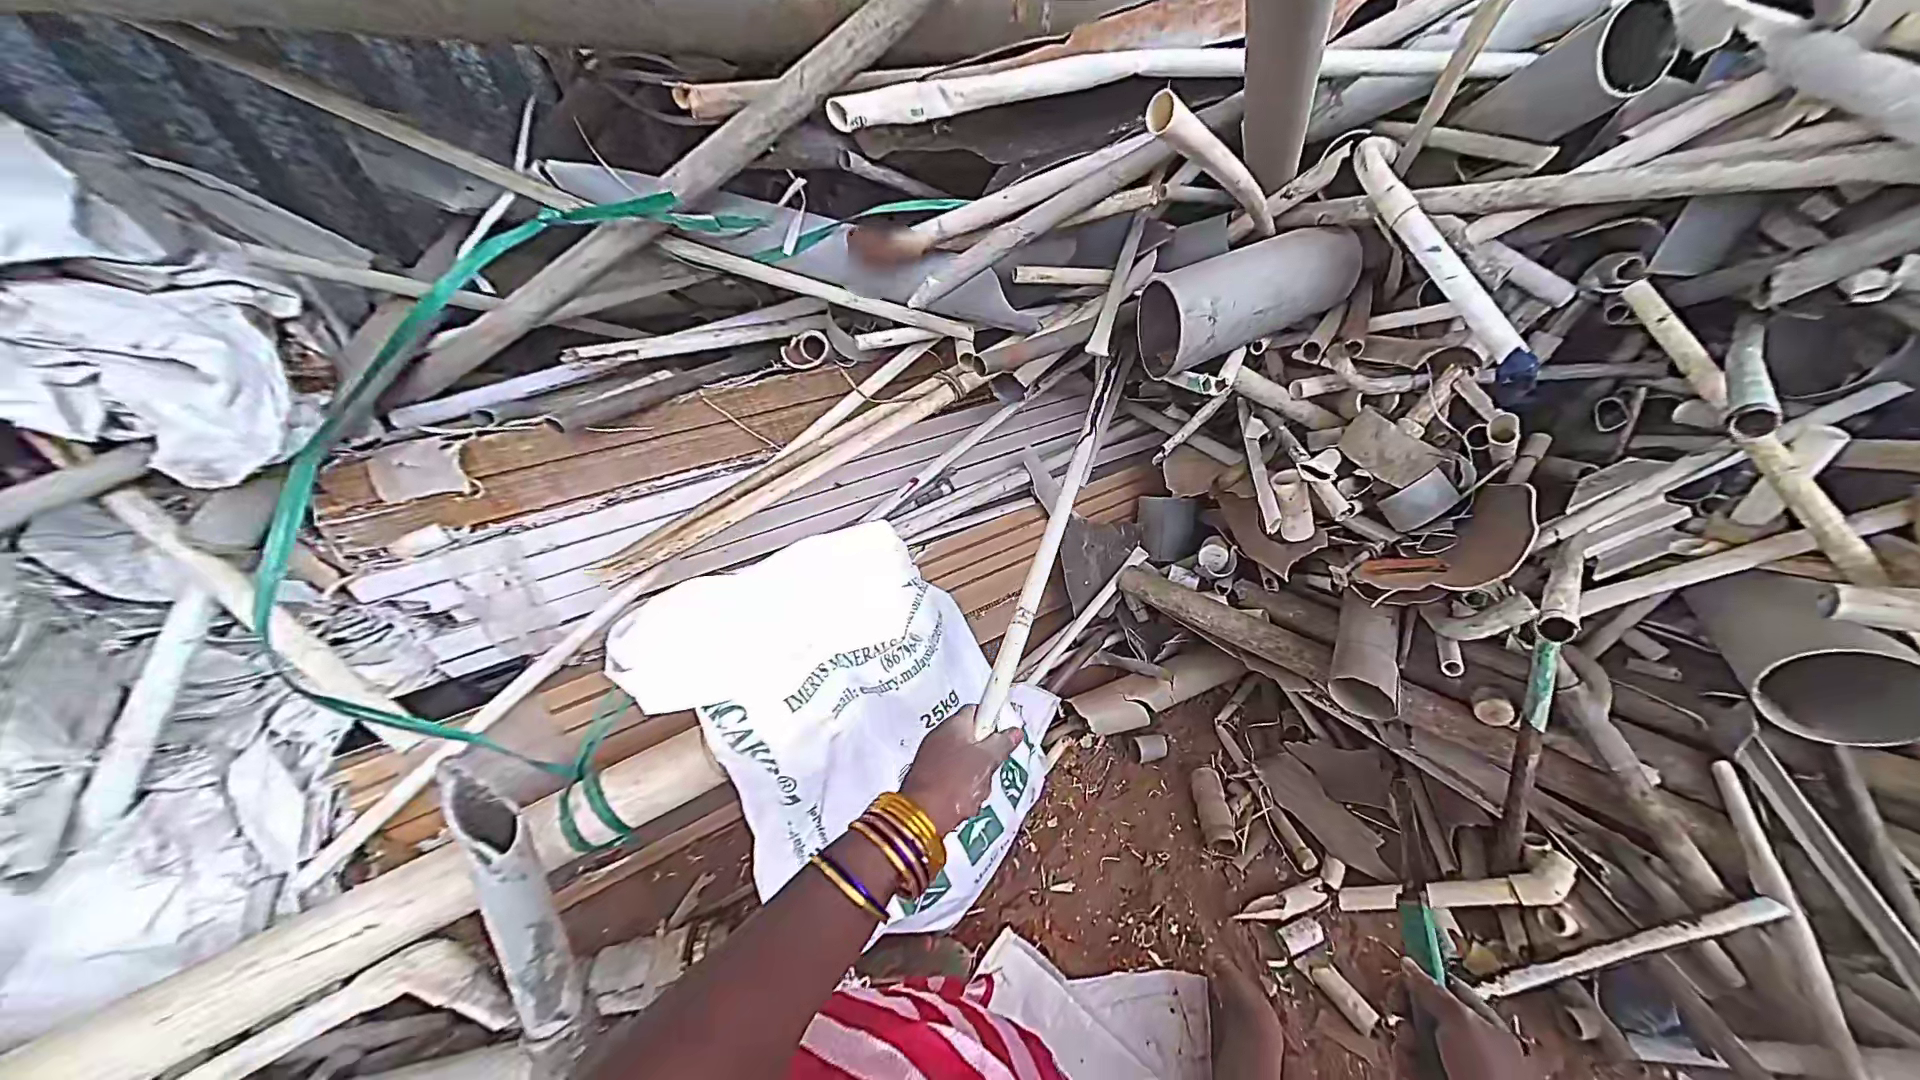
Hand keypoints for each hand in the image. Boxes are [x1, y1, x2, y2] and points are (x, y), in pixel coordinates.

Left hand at [900, 705, 1024, 834]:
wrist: (922, 816)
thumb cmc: (956, 782)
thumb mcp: (986, 760)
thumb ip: (1002, 743)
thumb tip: (1015, 730)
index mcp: (953, 725)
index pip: (977, 710)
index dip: (993, 720)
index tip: (1005, 737)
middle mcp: (940, 736)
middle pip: (973, 739)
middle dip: (987, 756)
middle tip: (992, 770)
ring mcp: (932, 757)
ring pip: (966, 762)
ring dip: (977, 777)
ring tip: (978, 792)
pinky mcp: (928, 778)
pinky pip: (954, 778)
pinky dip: (963, 789)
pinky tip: (965, 803)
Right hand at [1401, 958, 1540, 1079]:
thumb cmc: (1494, 1077)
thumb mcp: (1461, 1020)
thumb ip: (1433, 988)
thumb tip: (1411, 963)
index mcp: (1483, 1024)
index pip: (1445, 983)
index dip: (1424, 970)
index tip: (1405, 950)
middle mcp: (1465, 1043)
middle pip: (1420, 1006)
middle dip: (1405, 1005)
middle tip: (1402, 1007)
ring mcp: (1446, 1063)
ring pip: (1406, 1032)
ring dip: (1401, 1034)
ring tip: (1410, 1044)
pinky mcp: (1427, 1079)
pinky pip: (1401, 1058)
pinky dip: (1399, 1058)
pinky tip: (1408, 1062)